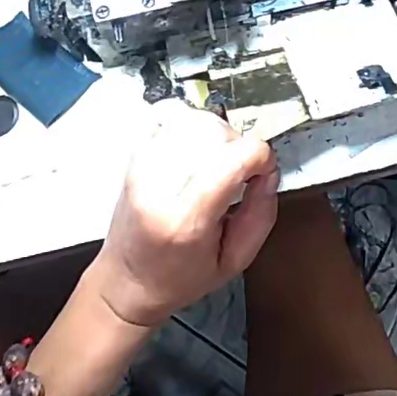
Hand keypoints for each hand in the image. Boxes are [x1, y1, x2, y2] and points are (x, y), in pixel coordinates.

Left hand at [87, 100, 279, 328]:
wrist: (127, 280)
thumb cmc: (179, 276)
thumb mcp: (235, 261)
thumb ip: (262, 214)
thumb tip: (269, 170)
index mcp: (185, 220)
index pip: (233, 159)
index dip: (261, 158)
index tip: (262, 173)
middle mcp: (159, 186)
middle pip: (217, 132)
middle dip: (240, 146)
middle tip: (239, 174)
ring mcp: (143, 165)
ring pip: (196, 119)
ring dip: (217, 134)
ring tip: (217, 161)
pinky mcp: (136, 154)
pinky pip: (171, 115)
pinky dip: (192, 124)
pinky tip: (196, 148)